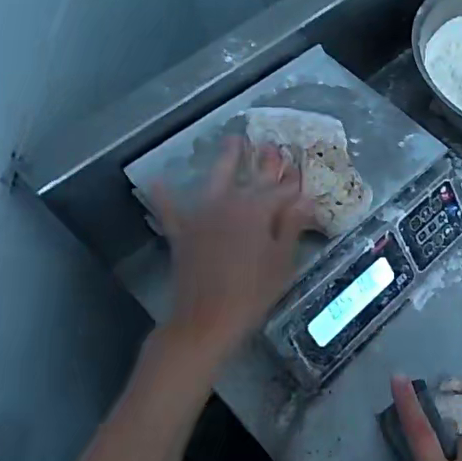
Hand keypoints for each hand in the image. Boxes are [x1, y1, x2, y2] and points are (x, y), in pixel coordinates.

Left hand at [151, 136, 313, 350]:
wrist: (206, 320)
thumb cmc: (254, 293)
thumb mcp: (282, 262)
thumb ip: (291, 227)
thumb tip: (304, 199)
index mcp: (258, 211)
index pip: (281, 190)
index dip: (293, 182)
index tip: (300, 169)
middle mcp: (229, 205)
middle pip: (251, 179)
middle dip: (264, 162)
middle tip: (273, 146)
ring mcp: (202, 216)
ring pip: (215, 180)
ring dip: (225, 160)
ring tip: (233, 140)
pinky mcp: (182, 232)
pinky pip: (171, 210)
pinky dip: (165, 196)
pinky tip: (158, 181)